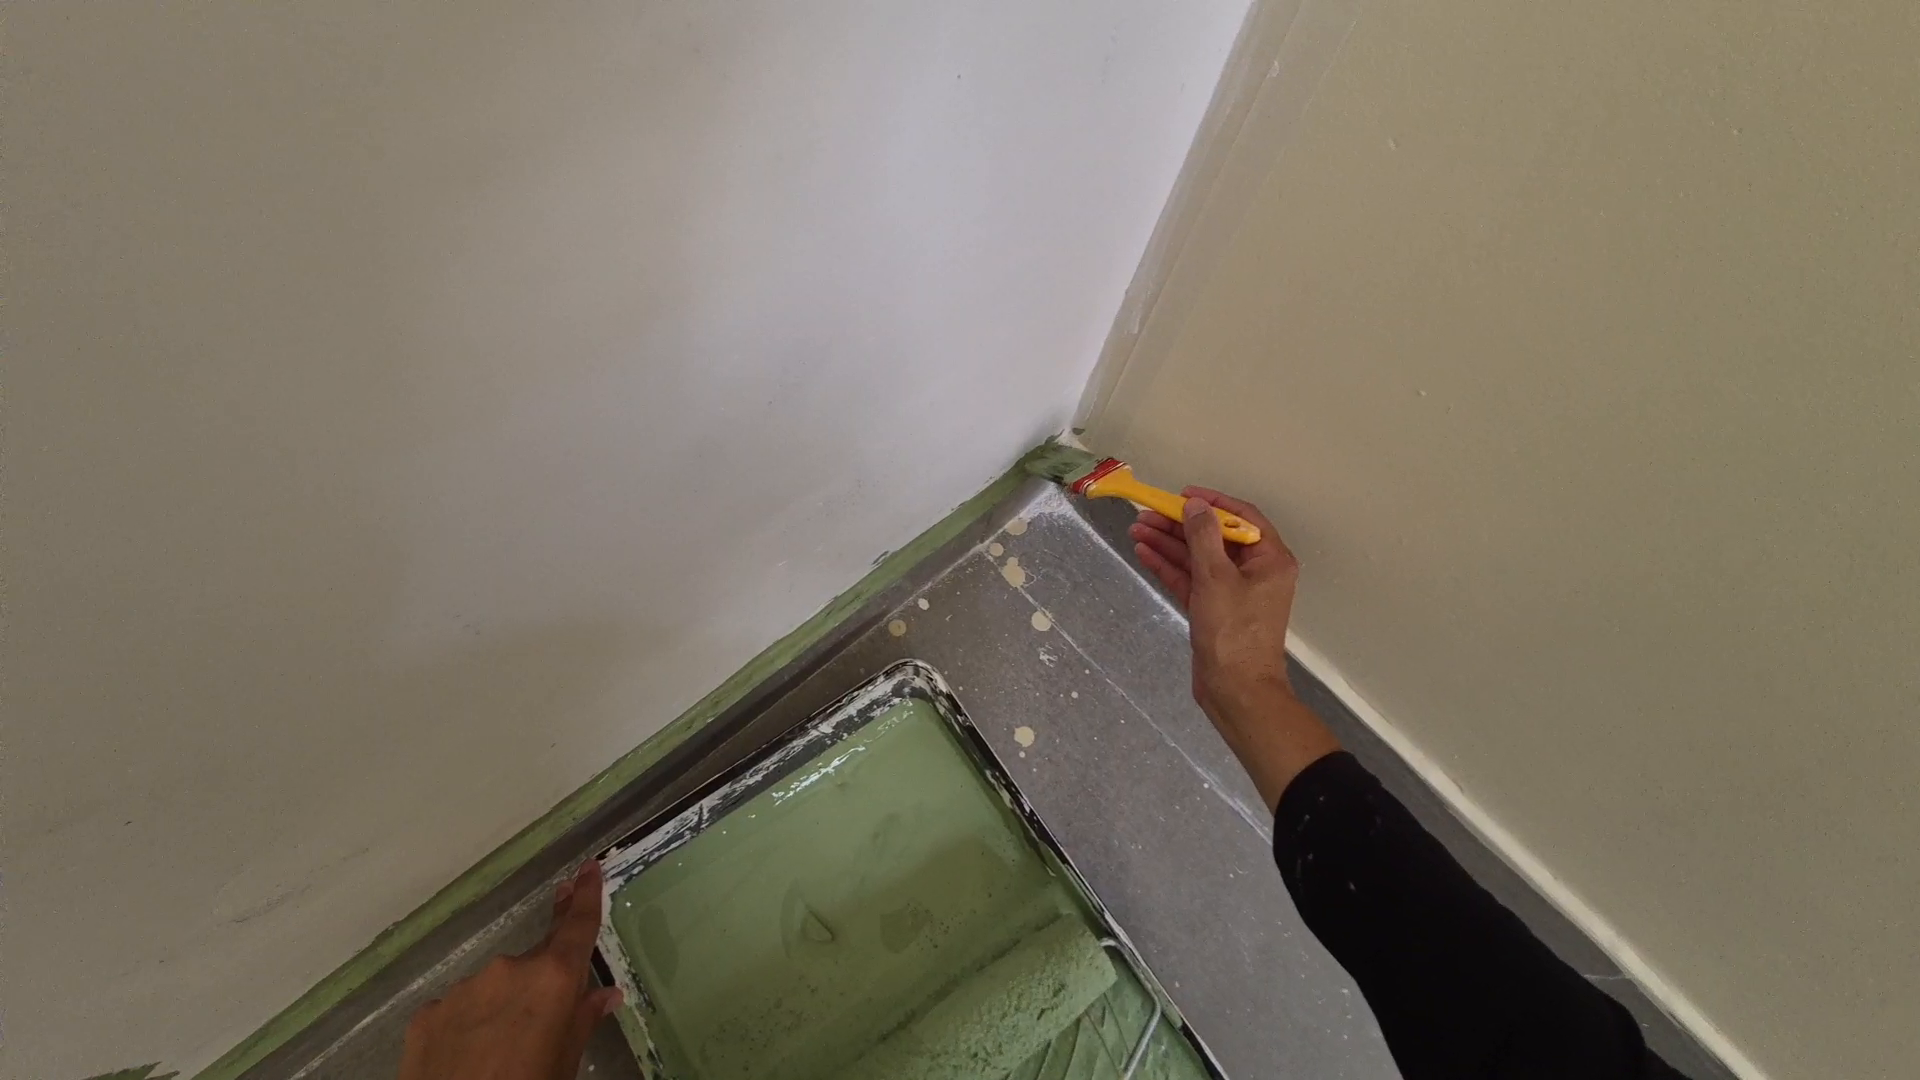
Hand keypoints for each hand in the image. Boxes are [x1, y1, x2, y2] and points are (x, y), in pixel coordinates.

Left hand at [399, 861, 622, 1079]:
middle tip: (542, 1017)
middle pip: (536, 962)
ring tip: (499, 1050)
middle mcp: (511, 969)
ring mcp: (465, 988)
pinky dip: (468, 1024)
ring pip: (496, 987)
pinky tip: (466, 1056)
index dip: (586, 894)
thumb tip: (607, 994)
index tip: (588, 867)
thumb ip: (584, 1018)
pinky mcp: (428, 1014)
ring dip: (503, 1006)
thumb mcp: (567, 1060)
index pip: (578, 924)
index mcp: (554, 976)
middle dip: (542, 980)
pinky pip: (459, 1009)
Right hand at [1130, 488, 1339, 809]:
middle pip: (1213, 537)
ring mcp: (1231, 592)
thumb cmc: (1233, 632)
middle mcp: (1253, 572)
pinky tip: (1144, 552)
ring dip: (1168, 543)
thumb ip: (1203, 537)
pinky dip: (1168, 566)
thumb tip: (1194, 505)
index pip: (1241, 517)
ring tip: (1136, 529)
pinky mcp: (1212, 609)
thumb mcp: (1216, 578)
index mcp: (1270, 559)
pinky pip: (1189, 579)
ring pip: (1197, 558)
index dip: (1211, 503)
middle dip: (1179, 525)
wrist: (1235, 690)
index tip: (1180, 495)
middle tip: (1147, 514)